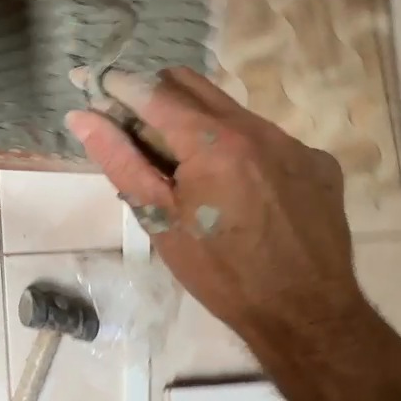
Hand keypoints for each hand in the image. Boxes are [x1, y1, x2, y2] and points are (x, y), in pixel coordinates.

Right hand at [65, 68, 365, 342]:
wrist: (308, 317)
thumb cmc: (219, 270)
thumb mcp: (156, 216)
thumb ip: (118, 158)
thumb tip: (82, 116)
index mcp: (214, 143)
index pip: (152, 91)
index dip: (116, 85)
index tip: (90, 83)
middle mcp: (258, 130)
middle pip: (190, 84)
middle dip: (152, 92)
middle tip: (129, 122)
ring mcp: (294, 144)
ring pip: (227, 107)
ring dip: (193, 119)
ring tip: (179, 162)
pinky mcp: (318, 163)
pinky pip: (264, 136)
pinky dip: (235, 145)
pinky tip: (232, 184)